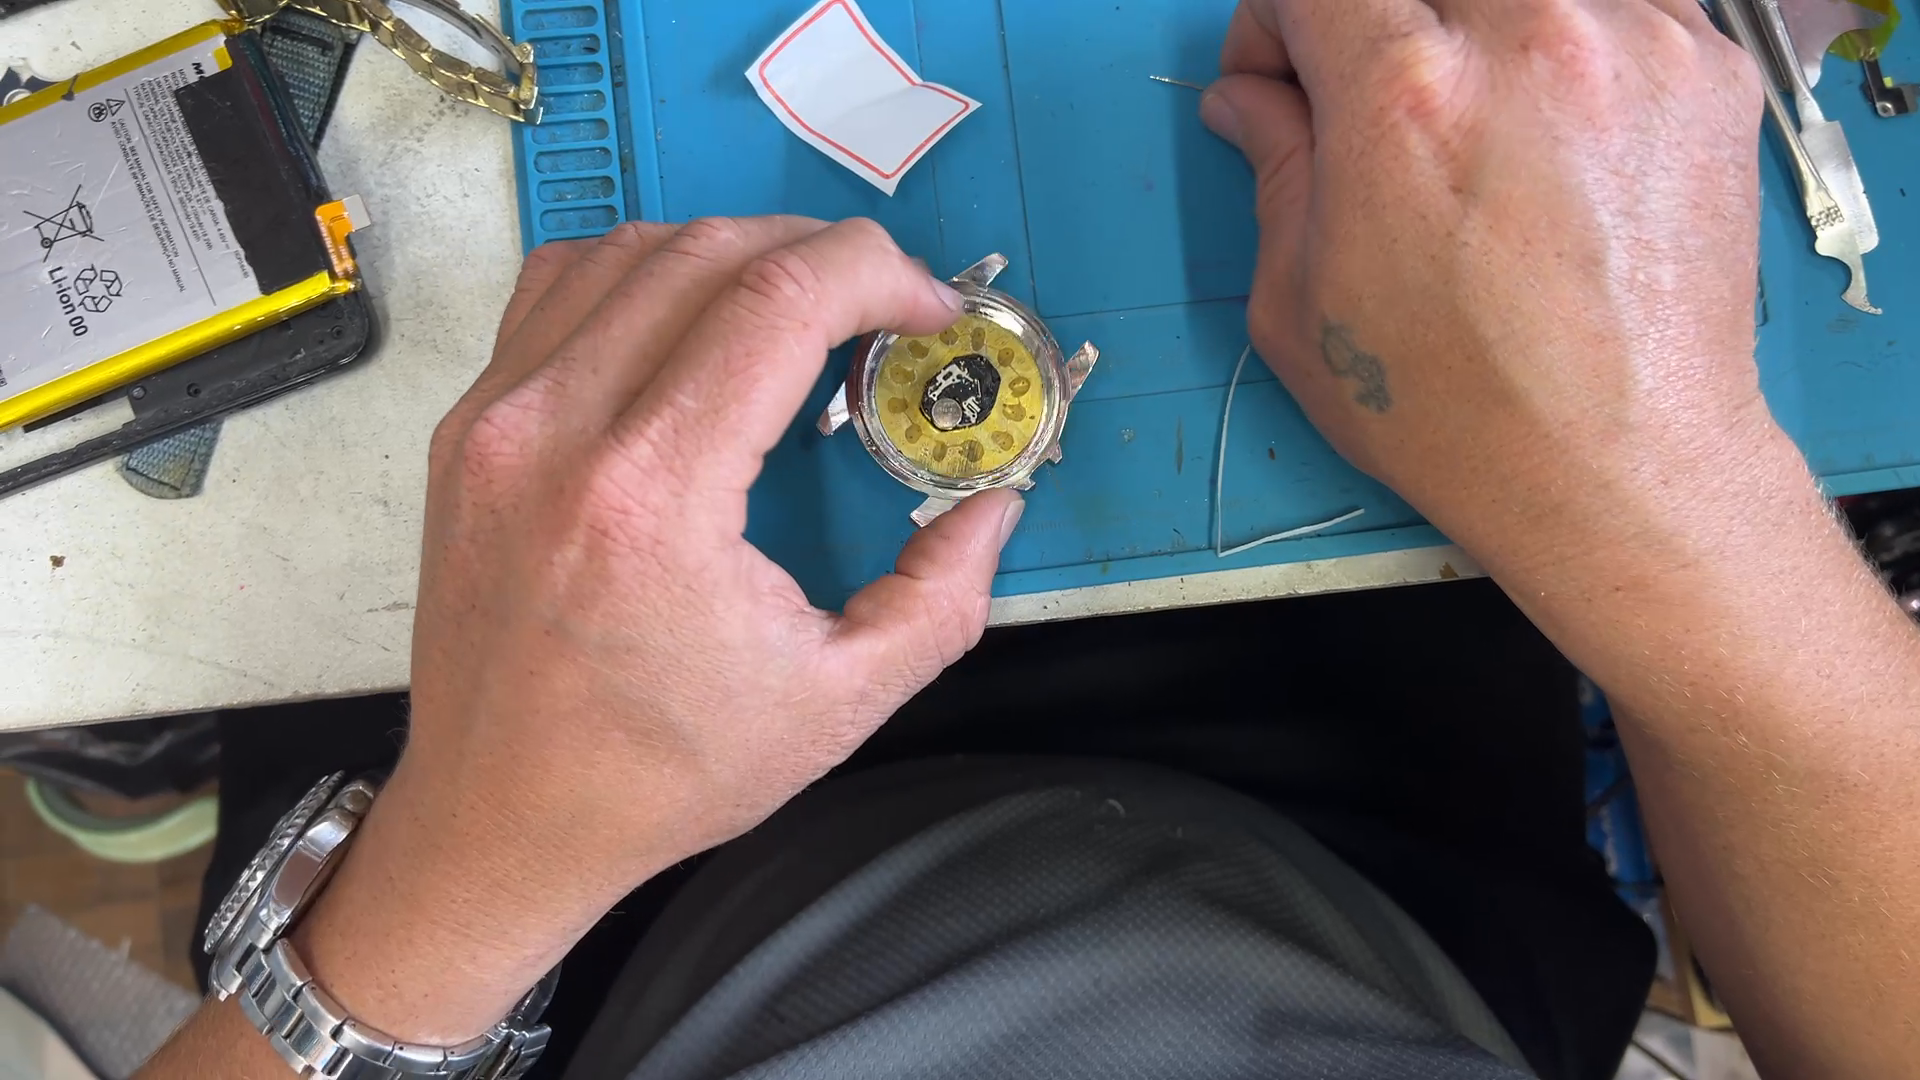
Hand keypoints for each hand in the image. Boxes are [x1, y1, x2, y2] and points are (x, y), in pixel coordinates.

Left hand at [293, 217, 1022, 1040]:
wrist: (503, 823)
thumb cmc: (668, 774)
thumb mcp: (842, 704)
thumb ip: (943, 598)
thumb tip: (993, 506)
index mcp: (655, 498)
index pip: (777, 303)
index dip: (877, 277)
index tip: (930, 307)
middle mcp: (556, 432)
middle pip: (710, 255)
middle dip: (826, 253)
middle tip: (889, 300)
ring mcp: (495, 421)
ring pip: (631, 251)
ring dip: (742, 253)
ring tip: (809, 303)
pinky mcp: (471, 429)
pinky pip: (564, 289)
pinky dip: (651, 272)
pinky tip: (700, 319)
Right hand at [1203, 0, 1770, 578]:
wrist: (1600, 455)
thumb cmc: (1427, 399)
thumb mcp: (1296, 302)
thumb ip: (1271, 171)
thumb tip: (1245, 100)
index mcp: (1400, 102)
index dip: (1265, 23)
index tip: (1265, 86)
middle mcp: (1526, 35)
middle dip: (1351, 21)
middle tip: (1339, 99)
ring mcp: (1635, 37)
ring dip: (1446, 33)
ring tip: (1437, 123)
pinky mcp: (1703, 67)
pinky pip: (1592, 8)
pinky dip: (1531, 46)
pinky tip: (1520, 135)